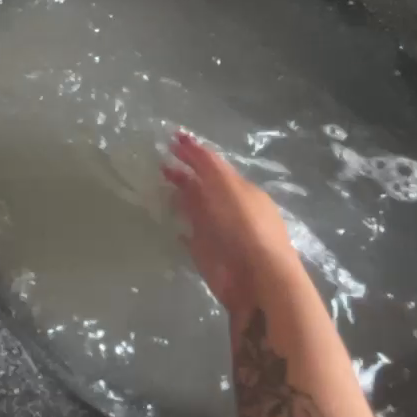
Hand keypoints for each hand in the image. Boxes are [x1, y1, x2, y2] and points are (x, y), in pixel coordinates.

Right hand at [163, 130, 304, 315]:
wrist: (257, 279)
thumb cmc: (244, 225)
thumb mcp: (226, 185)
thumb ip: (206, 163)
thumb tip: (186, 140)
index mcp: (242, 190)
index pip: (214, 164)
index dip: (194, 150)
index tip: (172, 138)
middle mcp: (231, 207)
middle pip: (204, 183)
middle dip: (185, 169)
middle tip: (161, 157)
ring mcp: (218, 229)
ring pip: (195, 205)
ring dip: (179, 192)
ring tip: (159, 179)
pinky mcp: (206, 250)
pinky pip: (188, 230)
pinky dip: (179, 221)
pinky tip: (167, 215)